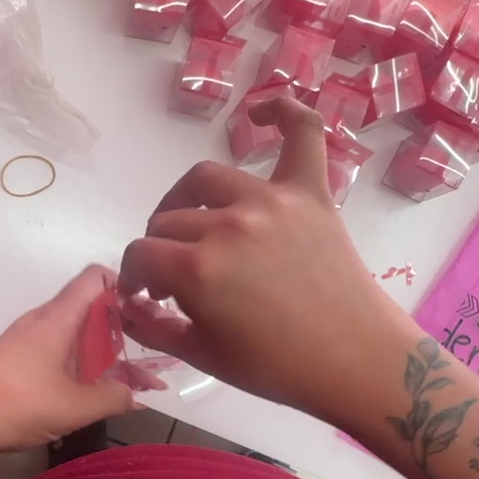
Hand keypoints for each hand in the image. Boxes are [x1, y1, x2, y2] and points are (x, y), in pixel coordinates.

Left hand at [0, 265, 153, 462]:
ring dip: (105, 355)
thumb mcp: (75, 407)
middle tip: (152, 354)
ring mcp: (27, 342)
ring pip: (76, 337)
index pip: (96, 277)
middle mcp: (42, 322)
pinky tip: (96, 395)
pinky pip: (59, 356)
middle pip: (91, 309)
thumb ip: (114, 397)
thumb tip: (136, 394)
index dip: (126, 287)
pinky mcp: (17, 363)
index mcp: (57, 318)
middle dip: (124, 329)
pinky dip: (82, 369)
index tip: (148, 315)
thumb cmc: (16, 405)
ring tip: (134, 383)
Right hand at [117, 96, 421, 420]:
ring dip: (186, 202)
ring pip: (206, 180)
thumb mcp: (201, 356)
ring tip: (193, 225)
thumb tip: (125, 307)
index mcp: (197, 269)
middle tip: (173, 280)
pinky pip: (301, 134)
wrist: (353, 360)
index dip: (132, 277)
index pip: (140, 255)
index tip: (141, 295)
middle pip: (168, 221)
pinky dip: (282, 113)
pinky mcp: (310, 193)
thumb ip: (152, 329)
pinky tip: (261, 110)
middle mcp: (228, 224)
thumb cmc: (274, 369)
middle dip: (159, 252)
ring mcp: (271, 201)